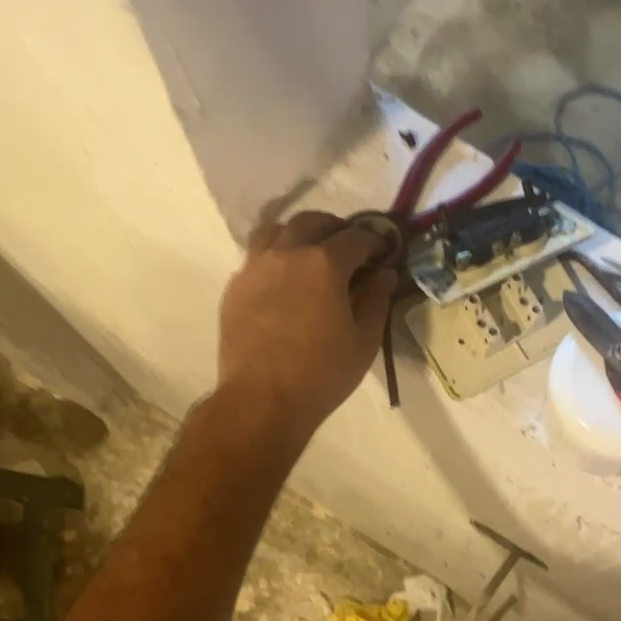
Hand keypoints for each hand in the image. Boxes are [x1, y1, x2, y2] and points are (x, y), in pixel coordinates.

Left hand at [218, 211, 397, 434]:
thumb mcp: (364, 341)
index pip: (355, 237)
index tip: (382, 251)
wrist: (262, 399)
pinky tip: (284, 279)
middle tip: (348, 247)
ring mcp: (255, 266)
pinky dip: (275, 255)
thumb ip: (377, 301)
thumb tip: (384, 274)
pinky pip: (256, 255)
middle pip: (312, 222)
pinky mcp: (235, 285)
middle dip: (335, 228)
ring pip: (277, 230)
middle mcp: (287, 253)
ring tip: (310, 253)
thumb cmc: (323, 374)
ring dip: (299, 234)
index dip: (374, 241)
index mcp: (325, 264)